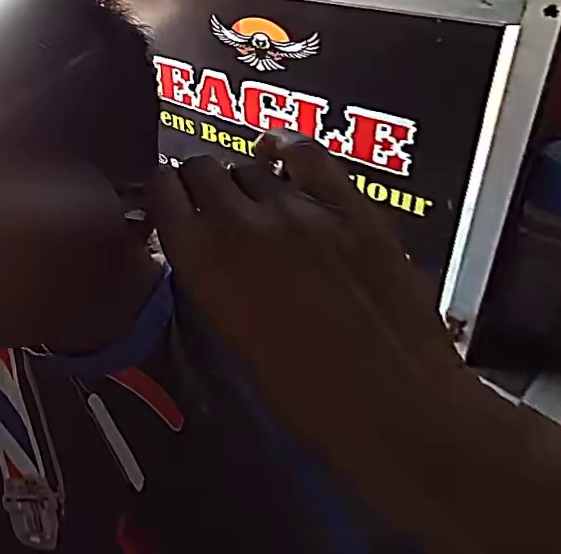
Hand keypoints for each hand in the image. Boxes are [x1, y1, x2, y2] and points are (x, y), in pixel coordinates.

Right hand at [147, 132, 485, 540]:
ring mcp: (294, 210)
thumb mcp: (223, 322)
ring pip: (246, 165)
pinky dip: (284, 146)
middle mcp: (237, 222)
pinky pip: (304, 152)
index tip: (174, 198)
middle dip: (200, 181)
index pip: (161, 187)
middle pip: (199, 166)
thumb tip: (194, 233)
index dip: (165, 189)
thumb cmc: (301, 387)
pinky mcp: (347, 207)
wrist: (399, 412)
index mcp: (199, 257)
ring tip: (255, 200)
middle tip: (214, 203)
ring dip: (242, 180)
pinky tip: (277, 153)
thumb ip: (202, 265)